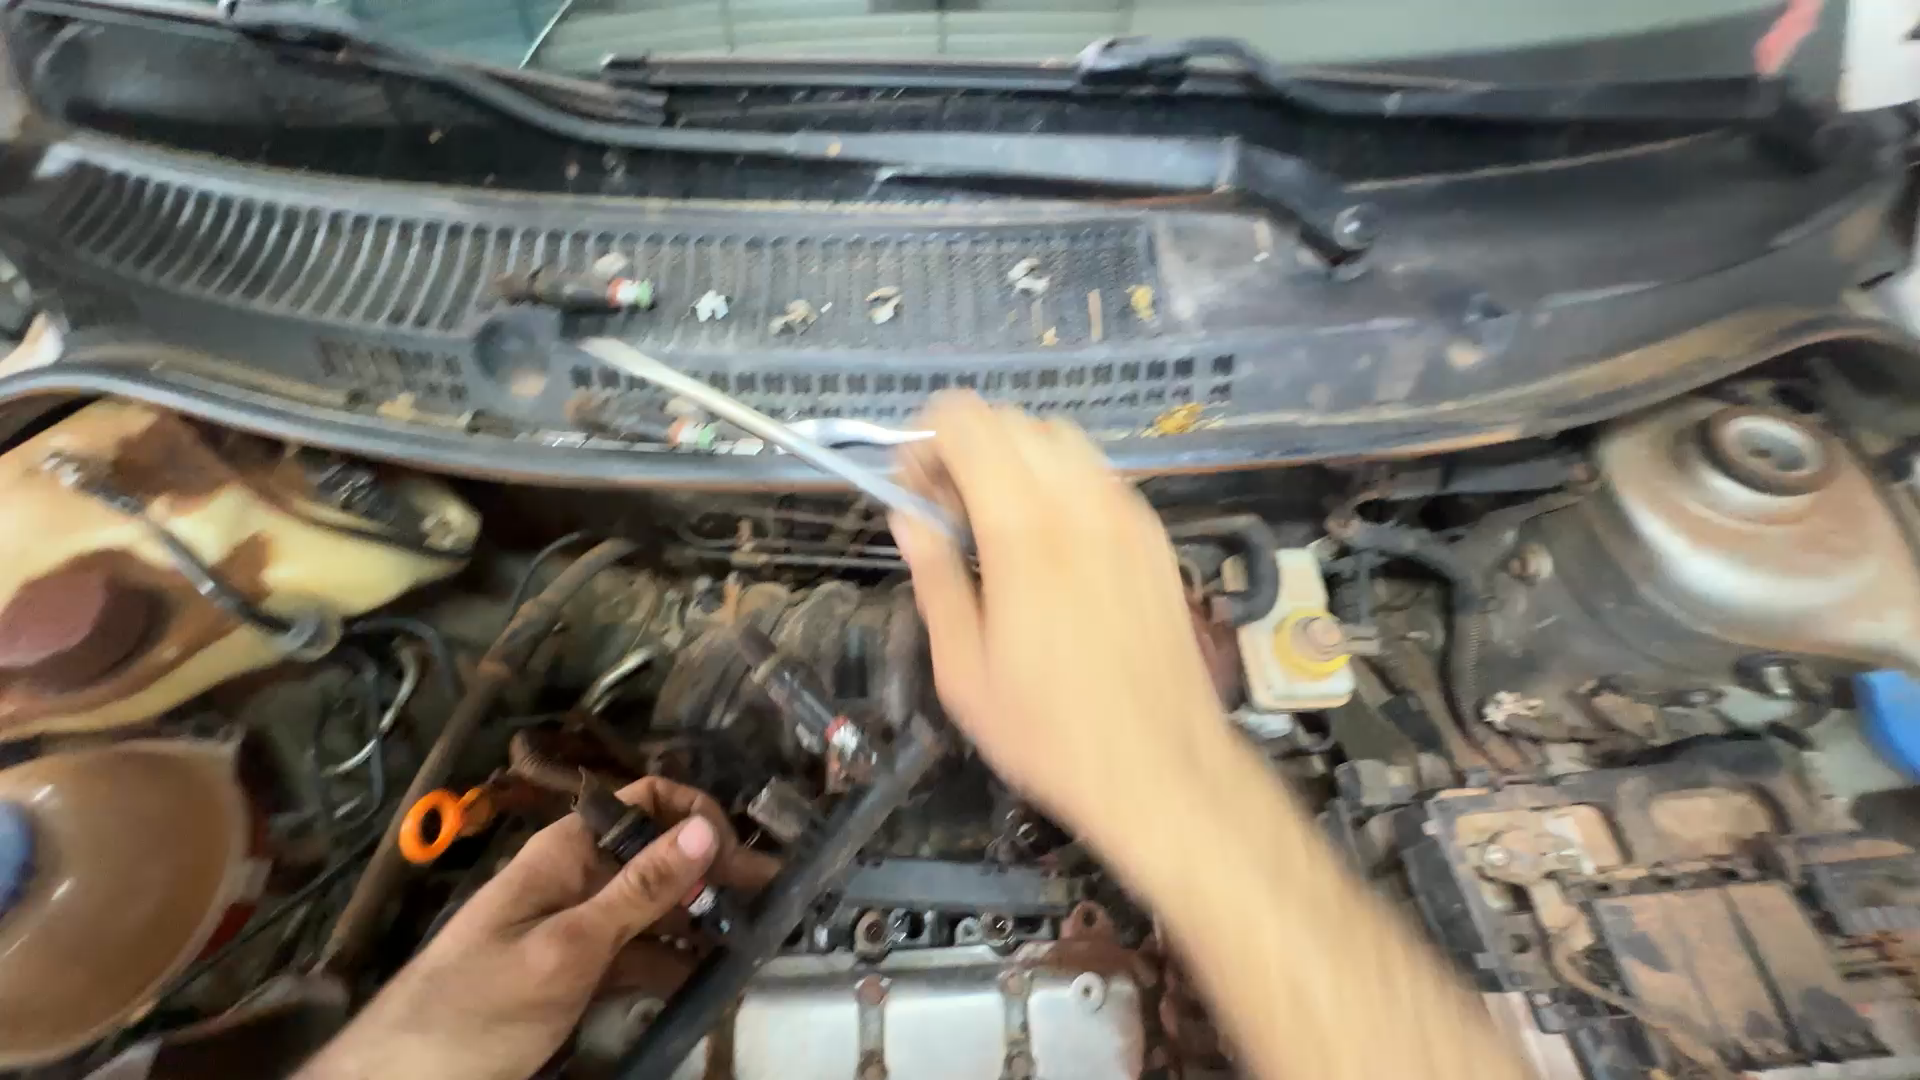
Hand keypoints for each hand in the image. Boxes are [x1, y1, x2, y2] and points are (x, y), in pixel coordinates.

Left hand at [298, 778, 775, 1079]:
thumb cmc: (474, 1013)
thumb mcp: (566, 949)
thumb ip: (640, 890)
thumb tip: (708, 829)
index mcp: (569, 850)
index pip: (649, 803)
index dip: (696, 817)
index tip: (735, 858)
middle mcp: (579, 876)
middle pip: (660, 856)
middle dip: (713, 872)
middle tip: (769, 899)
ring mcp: (578, 926)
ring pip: (655, 907)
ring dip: (700, 920)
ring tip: (750, 941)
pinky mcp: (576, 973)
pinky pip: (638, 954)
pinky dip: (672, 962)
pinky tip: (707, 979)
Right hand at [891, 392, 1231, 849]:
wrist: (1163, 768)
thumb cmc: (1049, 731)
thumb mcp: (963, 670)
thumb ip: (935, 578)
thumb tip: (909, 518)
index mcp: (1023, 530)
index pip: (969, 424)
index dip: (927, 439)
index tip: (914, 486)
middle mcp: (1080, 503)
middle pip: (1013, 421)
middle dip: (968, 446)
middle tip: (948, 507)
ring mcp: (1127, 515)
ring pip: (1061, 440)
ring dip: (1015, 458)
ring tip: (997, 518)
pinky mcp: (1155, 536)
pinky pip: (1099, 475)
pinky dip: (1060, 480)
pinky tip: (1052, 538)